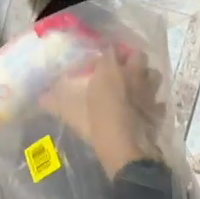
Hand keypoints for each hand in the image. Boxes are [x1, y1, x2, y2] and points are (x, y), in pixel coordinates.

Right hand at [42, 47, 164, 175]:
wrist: (126, 150)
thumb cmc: (96, 124)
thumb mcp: (71, 112)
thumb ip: (56, 102)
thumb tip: (40, 97)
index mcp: (111, 69)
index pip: (110, 48)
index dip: (105, 52)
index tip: (97, 60)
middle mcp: (133, 75)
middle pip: (138, 55)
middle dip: (131, 58)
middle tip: (120, 68)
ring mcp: (149, 92)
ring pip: (154, 74)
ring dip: (147, 76)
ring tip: (136, 84)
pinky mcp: (159, 110)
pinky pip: (159, 101)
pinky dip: (154, 103)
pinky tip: (146, 109)